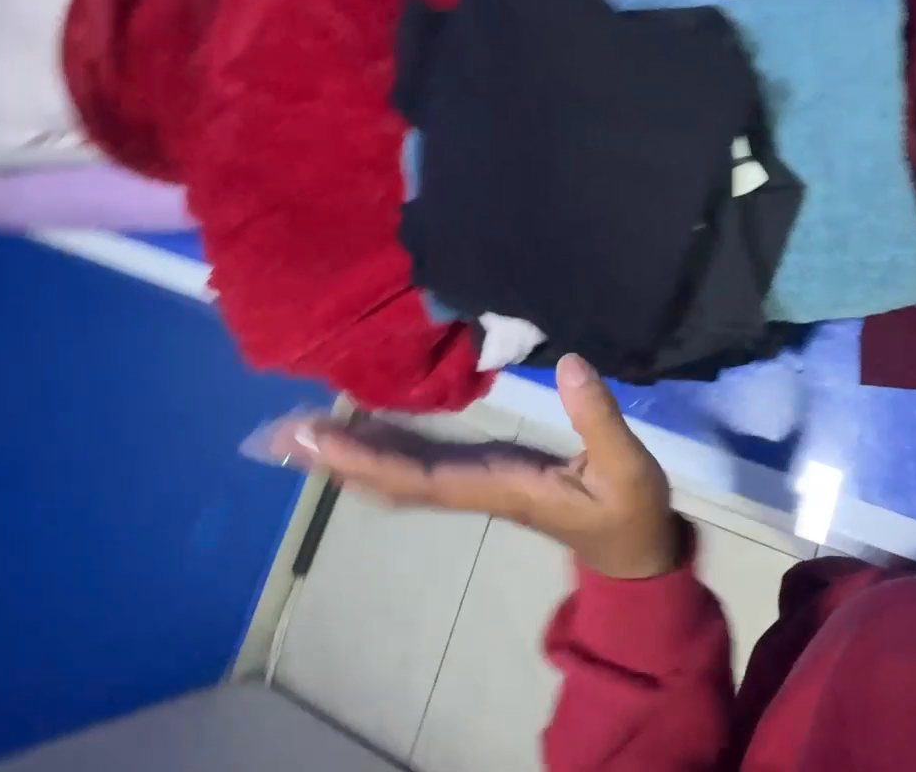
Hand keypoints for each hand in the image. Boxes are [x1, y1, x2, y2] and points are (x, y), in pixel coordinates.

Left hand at [271, 354, 679, 579]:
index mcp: (500, 488)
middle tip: (281, 433)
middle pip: (393, 480)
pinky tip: (365, 429)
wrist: (633, 552)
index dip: (366, 460)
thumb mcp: (628, 468)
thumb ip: (599, 418)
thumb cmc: (630, 512)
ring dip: (353, 454)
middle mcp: (475, 488)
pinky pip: (422, 464)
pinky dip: (386, 449)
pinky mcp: (488, 473)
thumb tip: (569, 362)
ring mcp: (478, 483)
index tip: (318, 439)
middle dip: (339, 459)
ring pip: (402, 474)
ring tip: (304, 429)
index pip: (419, 479)